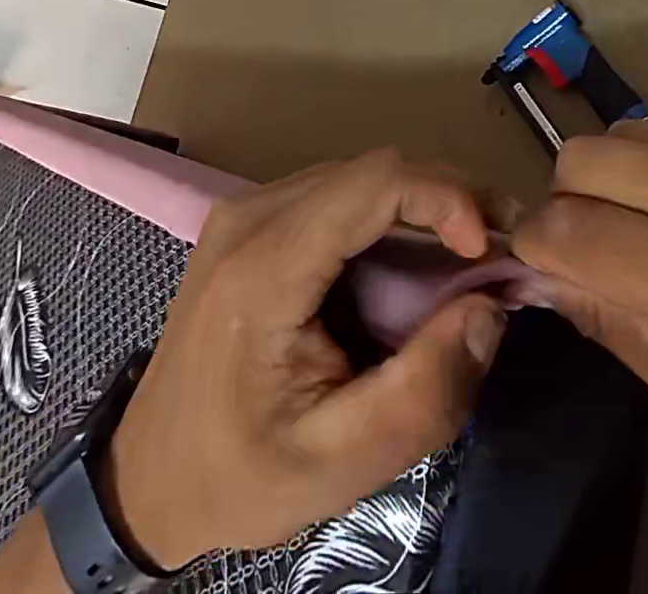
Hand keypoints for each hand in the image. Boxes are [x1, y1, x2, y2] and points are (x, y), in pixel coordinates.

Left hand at [110, 149, 507, 568]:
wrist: (147, 477)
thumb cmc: (238, 473)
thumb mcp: (340, 461)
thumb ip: (426, 389)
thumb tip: (491, 308)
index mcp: (262, 268)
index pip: (372, 183)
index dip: (444, 197)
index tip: (486, 249)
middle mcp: (250, 216)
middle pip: (373, 171)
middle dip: (449, 200)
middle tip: (500, 250)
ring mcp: (248, 212)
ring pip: (362, 178)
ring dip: (425, 207)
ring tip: (472, 255)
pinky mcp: (256, 224)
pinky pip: (341, 197)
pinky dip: (394, 218)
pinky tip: (420, 257)